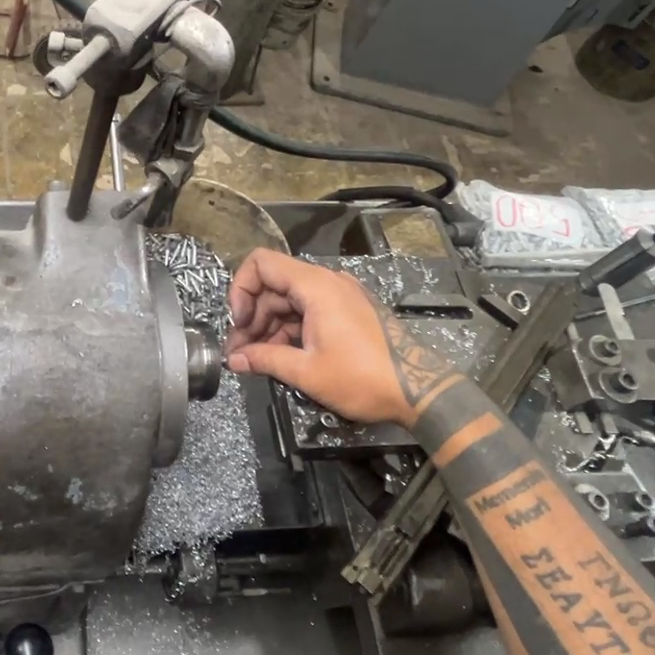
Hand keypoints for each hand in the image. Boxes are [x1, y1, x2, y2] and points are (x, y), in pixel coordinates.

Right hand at [224, 249, 448, 426]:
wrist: (421, 392)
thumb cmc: (363, 378)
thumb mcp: (307, 372)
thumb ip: (265, 360)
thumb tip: (233, 360)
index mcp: (315, 286)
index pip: (262, 263)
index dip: (240, 288)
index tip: (238, 322)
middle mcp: (327, 283)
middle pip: (273, 285)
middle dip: (251, 316)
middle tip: (239, 352)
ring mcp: (340, 297)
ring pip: (289, 301)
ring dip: (268, 327)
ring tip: (255, 360)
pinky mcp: (348, 312)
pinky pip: (308, 311)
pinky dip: (290, 330)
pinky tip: (280, 357)